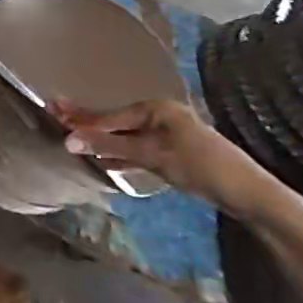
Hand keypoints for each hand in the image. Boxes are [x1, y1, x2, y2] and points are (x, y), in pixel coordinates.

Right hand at [47, 98, 289, 221]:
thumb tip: (68, 139)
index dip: (81, 118)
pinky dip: (119, 153)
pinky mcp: (173, 153)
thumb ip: (110, 147)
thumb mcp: (152, 155)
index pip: (110, 115)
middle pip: (116, 121)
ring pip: (125, 136)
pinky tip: (103, 160)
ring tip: (72, 136)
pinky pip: (137, 149)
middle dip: (87, 122)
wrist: (249, 193)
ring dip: (101, 139)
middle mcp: (161, 115)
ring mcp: (168, 134)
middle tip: (56, 114)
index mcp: (156, 108)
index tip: (53, 109)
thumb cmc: (201, 166)